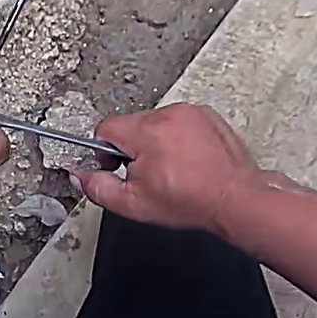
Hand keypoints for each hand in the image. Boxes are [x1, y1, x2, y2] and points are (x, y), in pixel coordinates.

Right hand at [72, 104, 280, 235]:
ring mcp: (191, 113)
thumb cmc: (192, 202)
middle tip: (147, 174)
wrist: (235, 200)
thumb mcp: (133, 204)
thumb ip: (98, 188)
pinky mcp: (207, 116)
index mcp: (147, 133)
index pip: (106, 128)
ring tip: (170, 168)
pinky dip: (176, 138)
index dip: (105, 151)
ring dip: (154, 142)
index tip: (116, 166)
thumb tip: (80, 176)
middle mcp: (170, 115)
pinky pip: (177, 122)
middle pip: (130, 125)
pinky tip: (185, 161)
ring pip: (154, 123)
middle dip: (132, 148)